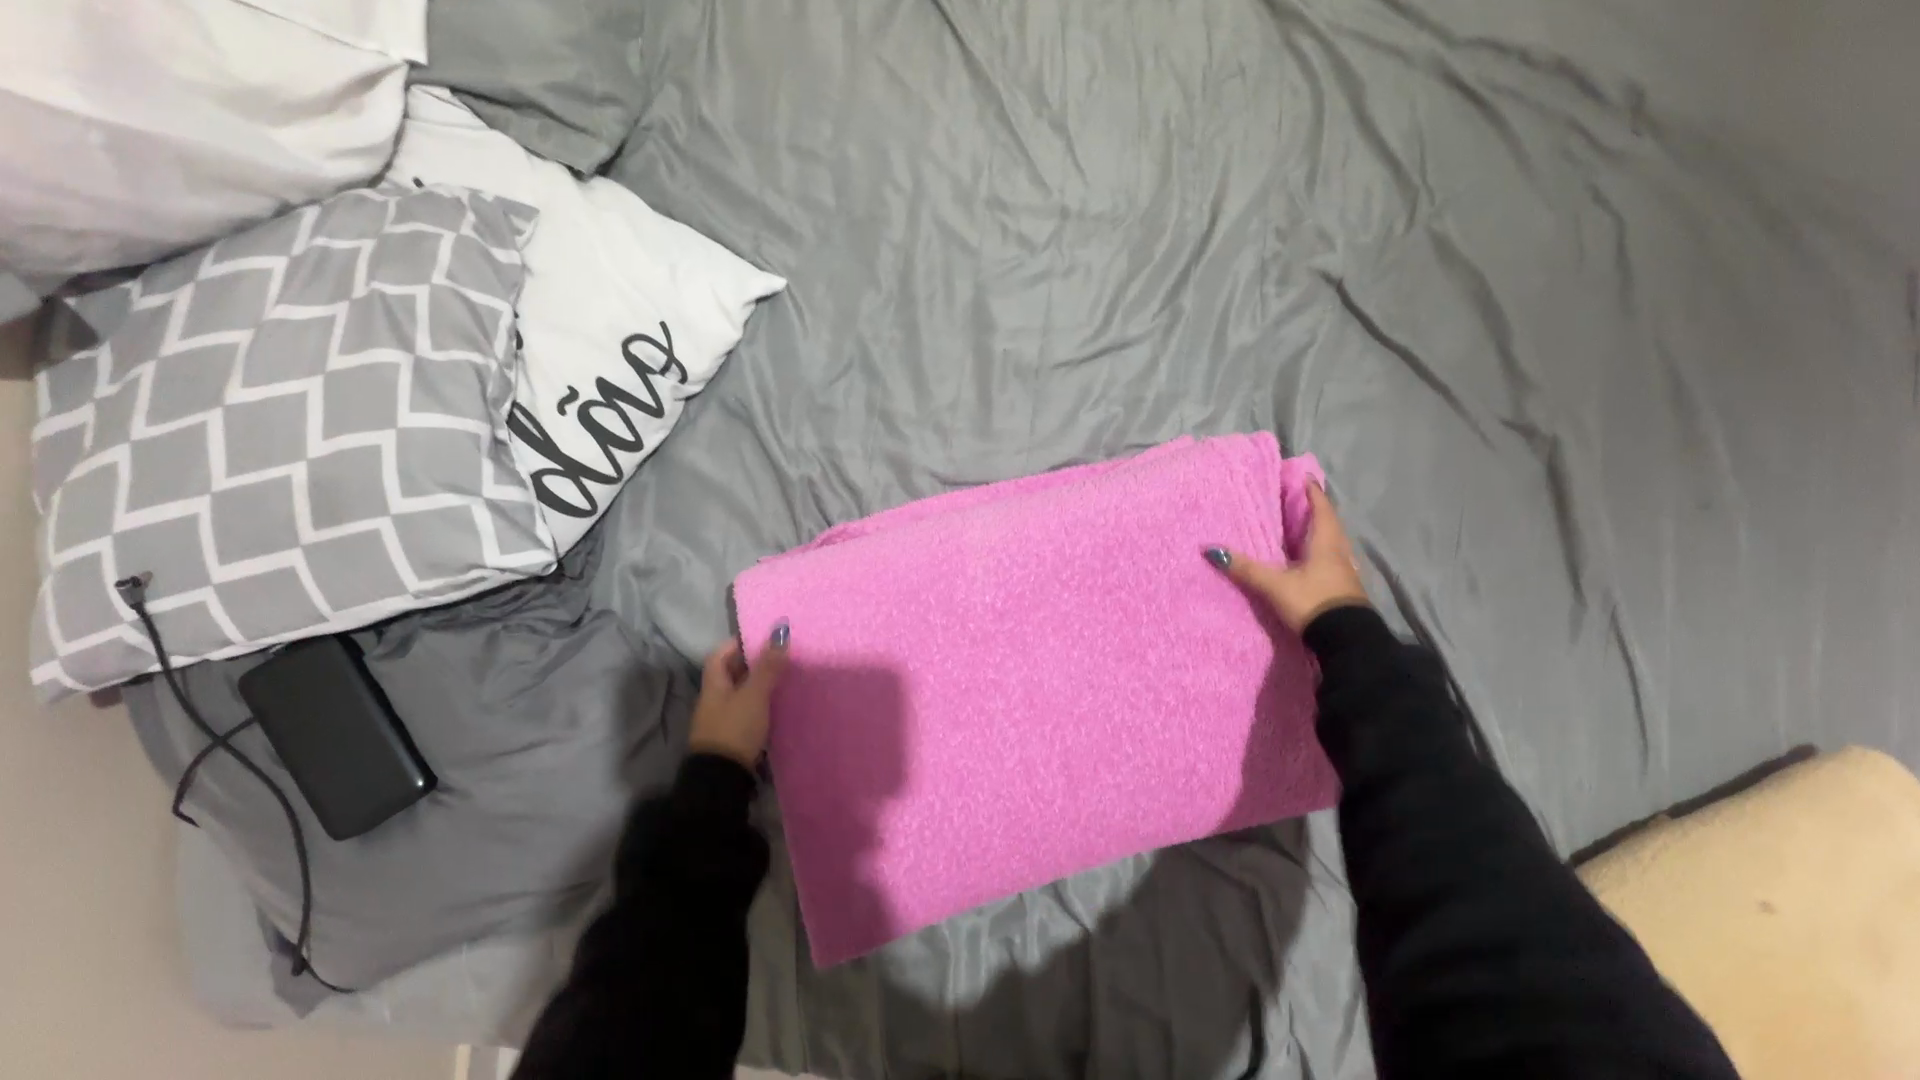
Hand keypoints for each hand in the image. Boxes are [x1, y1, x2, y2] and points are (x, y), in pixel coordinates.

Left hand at [687, 623, 790, 767]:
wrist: (722, 778)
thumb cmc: (735, 729)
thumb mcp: (754, 695)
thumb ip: (768, 666)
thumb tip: (780, 632)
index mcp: (714, 684)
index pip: (721, 654)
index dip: (740, 643)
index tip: (764, 638)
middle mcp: (714, 699)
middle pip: (732, 673)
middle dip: (754, 664)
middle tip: (781, 657)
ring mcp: (722, 719)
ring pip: (741, 693)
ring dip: (759, 685)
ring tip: (785, 679)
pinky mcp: (732, 736)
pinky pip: (747, 711)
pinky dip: (761, 705)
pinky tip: (778, 706)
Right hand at [1209, 484, 1370, 634]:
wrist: (1345, 640)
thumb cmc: (1312, 602)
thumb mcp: (1274, 585)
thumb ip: (1245, 568)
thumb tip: (1211, 549)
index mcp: (1325, 543)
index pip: (1321, 508)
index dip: (1312, 492)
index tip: (1302, 477)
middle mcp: (1339, 552)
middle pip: (1329, 524)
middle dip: (1315, 511)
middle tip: (1298, 501)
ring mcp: (1344, 572)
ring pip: (1332, 543)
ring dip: (1318, 533)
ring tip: (1300, 529)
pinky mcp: (1343, 589)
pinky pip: (1331, 561)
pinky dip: (1319, 554)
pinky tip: (1308, 561)